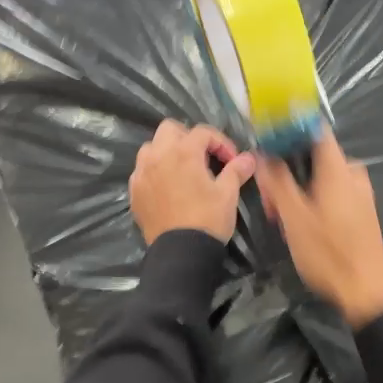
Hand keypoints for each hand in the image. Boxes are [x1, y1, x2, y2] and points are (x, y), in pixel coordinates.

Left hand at [130, 121, 256, 244]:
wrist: (181, 253)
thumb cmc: (208, 219)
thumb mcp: (228, 195)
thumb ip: (236, 171)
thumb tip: (248, 158)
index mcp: (184, 152)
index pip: (203, 132)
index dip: (221, 143)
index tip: (233, 161)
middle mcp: (158, 156)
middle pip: (170, 130)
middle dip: (189, 138)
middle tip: (204, 157)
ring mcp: (142, 173)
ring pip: (151, 147)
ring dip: (167, 151)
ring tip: (182, 169)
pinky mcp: (134, 191)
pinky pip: (142, 171)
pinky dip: (154, 171)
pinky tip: (166, 187)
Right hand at [255, 132, 382, 327]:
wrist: (365, 293)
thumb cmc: (327, 254)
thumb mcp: (294, 218)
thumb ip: (277, 182)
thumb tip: (264, 153)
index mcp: (338, 170)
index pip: (315, 130)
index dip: (291, 131)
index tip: (269, 144)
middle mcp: (354, 176)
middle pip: (315, 158)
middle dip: (288, 173)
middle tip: (271, 202)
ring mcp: (363, 195)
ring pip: (323, 180)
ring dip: (299, 192)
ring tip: (284, 221)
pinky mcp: (364, 214)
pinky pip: (335, 196)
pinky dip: (316, 203)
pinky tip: (304, 228)